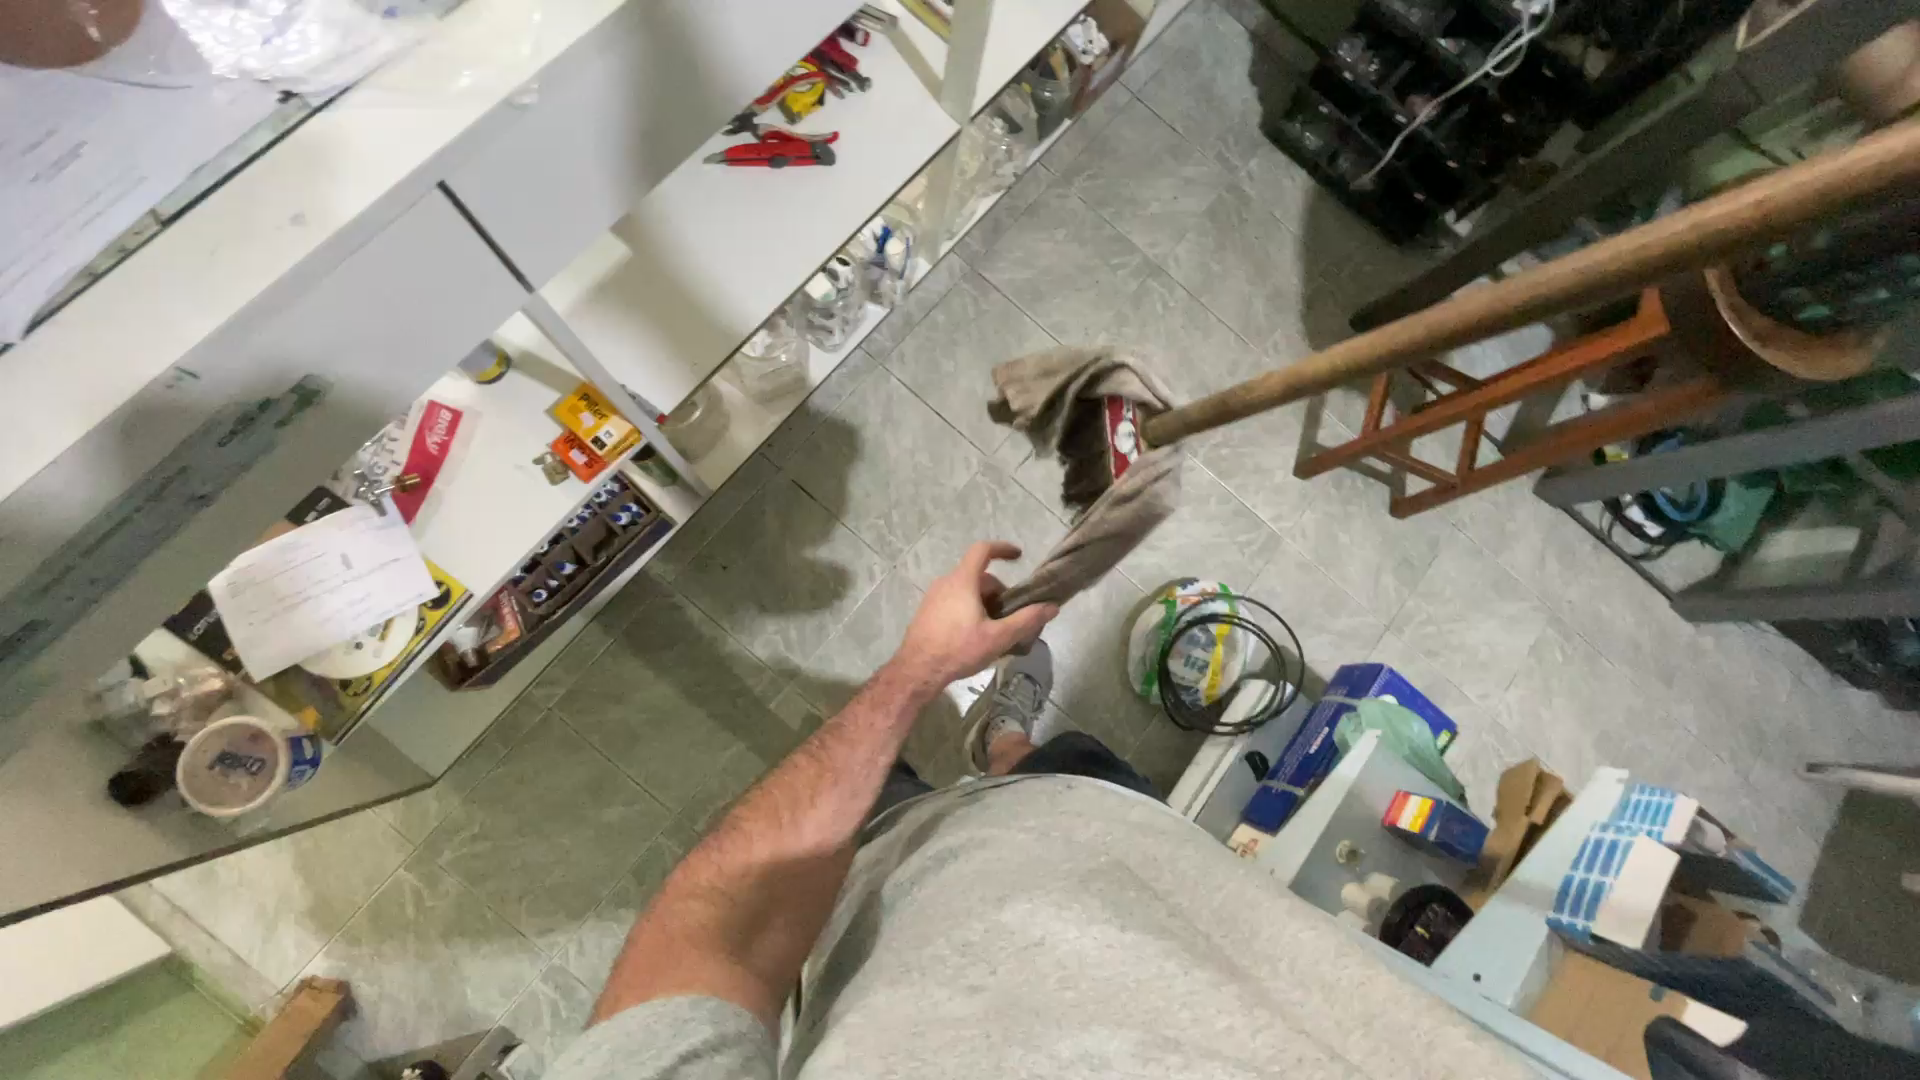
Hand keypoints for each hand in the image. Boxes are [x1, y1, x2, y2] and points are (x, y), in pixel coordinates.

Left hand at [892, 542, 1059, 690]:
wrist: (917, 670)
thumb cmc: (958, 649)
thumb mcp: (998, 637)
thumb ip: (1026, 620)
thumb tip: (1052, 607)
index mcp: (962, 581)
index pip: (983, 550)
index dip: (1002, 549)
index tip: (1018, 556)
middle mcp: (946, 582)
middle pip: (978, 576)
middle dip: (998, 592)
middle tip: (1010, 617)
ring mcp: (933, 597)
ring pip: (966, 590)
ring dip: (984, 603)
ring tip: (994, 630)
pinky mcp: (927, 612)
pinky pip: (953, 601)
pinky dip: (969, 609)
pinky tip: (974, 636)